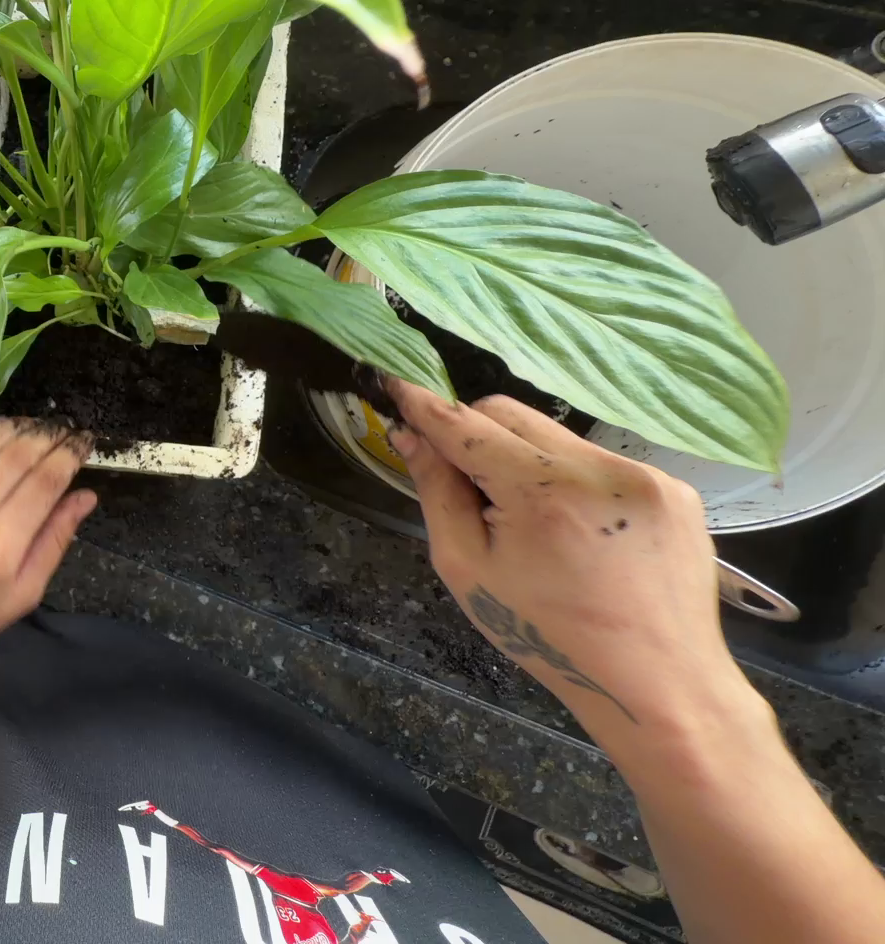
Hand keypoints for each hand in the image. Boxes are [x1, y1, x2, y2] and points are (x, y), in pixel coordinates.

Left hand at [0, 419, 97, 658]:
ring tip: (40, 427)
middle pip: (17, 458)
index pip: (43, 484)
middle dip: (48, 437)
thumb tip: (86, 496)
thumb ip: (56, 538)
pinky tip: (4, 431)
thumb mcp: (28, 589)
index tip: (84, 443)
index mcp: (1, 547)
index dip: (68, 457)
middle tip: (67, 429)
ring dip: (19, 429)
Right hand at [386, 380, 767, 749]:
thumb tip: (411, 439)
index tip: (393, 384)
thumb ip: (436, 493)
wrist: (657, 683)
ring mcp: (647, 475)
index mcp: (544, 492)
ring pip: (551, 433)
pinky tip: (563, 523)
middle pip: (509, 414)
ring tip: (514, 511)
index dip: (423, 405)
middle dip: (469, 431)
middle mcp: (601, 468)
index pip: (466, 426)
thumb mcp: (465, 566)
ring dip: (515, 453)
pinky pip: (592, 458)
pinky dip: (558, 473)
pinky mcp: (675, 489)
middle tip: (452, 474)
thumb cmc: (542, 631)